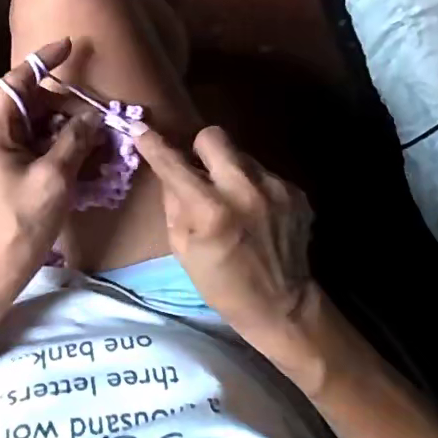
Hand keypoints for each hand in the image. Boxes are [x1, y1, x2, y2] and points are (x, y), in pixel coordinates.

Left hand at [0, 38, 102, 281]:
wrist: (6, 261)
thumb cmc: (25, 218)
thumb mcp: (54, 175)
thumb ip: (74, 139)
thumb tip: (93, 115)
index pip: (16, 82)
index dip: (43, 61)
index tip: (70, 45)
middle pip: (29, 102)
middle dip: (63, 100)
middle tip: (94, 107)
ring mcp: (2, 151)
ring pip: (37, 121)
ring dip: (65, 121)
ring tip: (95, 127)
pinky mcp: (13, 165)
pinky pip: (38, 140)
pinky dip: (60, 138)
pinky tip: (84, 144)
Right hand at [134, 126, 318, 356]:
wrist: (283, 306)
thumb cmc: (222, 284)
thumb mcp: (182, 249)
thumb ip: (174, 203)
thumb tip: (169, 171)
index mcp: (212, 210)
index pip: (174, 164)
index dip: (153, 145)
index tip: (141, 130)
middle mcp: (245, 190)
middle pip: (213, 137)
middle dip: (200, 149)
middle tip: (198, 171)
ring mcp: (276, 188)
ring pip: (241, 155)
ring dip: (229, 171)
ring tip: (232, 201)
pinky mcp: (296, 193)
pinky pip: (263, 174)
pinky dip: (252, 187)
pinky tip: (255, 213)